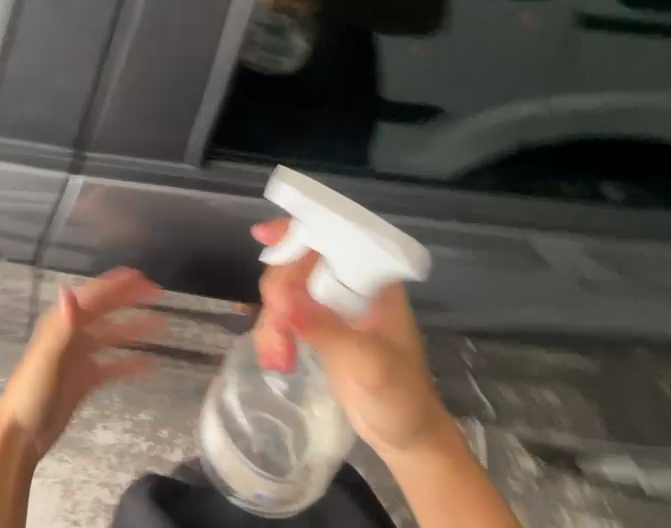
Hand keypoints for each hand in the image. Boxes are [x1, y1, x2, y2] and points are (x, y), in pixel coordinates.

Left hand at [0, 268, 166, 459]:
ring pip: (112, 337)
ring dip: (135, 329)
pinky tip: (151, 364)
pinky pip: (112, 366)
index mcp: (61, 324)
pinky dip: (130, 363)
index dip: (115, 284)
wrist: (20, 434)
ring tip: (162, 326)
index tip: (140, 276)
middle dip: (129, 300)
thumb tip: (69, 290)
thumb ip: (62, 327)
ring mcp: (79, 357)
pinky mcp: (85, 379)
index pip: (93, 297)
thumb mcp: (47, 359)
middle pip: (105, 311)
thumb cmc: (31, 392)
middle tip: (157, 293)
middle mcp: (71, 335)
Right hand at [251, 220, 457, 460]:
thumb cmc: (402, 396)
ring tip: (279, 359)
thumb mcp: (370, 365)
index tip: (263, 237)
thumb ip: (328, 331)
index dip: (296, 232)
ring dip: (272, 321)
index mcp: (372, 279)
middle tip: (279, 329)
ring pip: (284, 292)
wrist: (407, 437)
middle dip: (279, 293)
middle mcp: (348, 284)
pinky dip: (272, 335)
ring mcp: (330, 306)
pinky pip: (282, 317)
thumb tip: (285, 305)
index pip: (330, 238)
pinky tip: (276, 361)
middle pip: (297, 264)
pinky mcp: (315, 328)